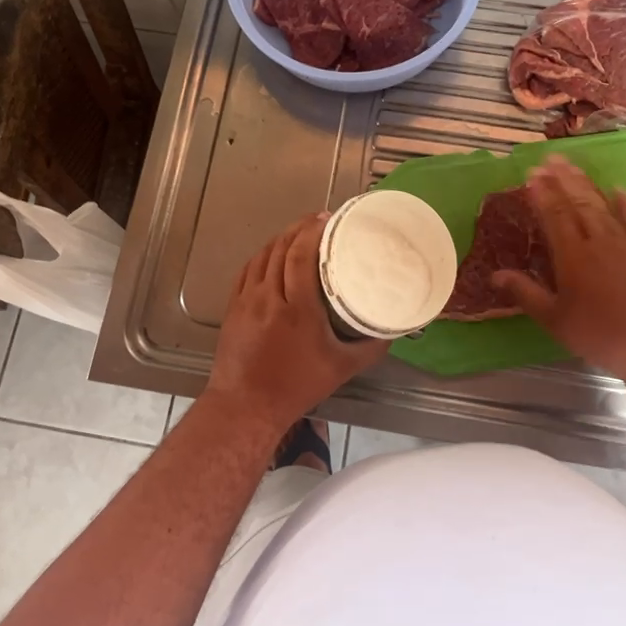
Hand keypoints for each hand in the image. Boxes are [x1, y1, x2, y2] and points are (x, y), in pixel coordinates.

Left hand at [205, 212, 388, 431]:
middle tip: (320, 219)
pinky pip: (248, 270)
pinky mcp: (233, 307)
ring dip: (282, 238)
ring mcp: (247, 300)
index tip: (329, 218)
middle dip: (300, 228)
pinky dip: (263, 255)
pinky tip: (273, 253)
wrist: (245, 406)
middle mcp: (270, 297)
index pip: (302, 255)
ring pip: (263, 255)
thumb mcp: (342, 368)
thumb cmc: (296, 387)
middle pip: (282, 248)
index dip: (313, 231)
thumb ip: (370, 346)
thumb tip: (392, 328)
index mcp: (298, 307)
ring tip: (300, 231)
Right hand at [493, 156, 625, 378]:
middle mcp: (598, 242)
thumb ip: (525, 293)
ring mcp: (624, 245)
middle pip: (579, 203)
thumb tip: (494, 275)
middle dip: (563, 179)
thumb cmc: (598, 334)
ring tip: (572, 166)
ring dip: (586, 184)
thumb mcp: (554, 319)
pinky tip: (618, 190)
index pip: (555, 215)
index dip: (543, 193)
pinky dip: (624, 204)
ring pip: (602, 206)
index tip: (532, 174)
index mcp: (572, 256)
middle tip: (550, 159)